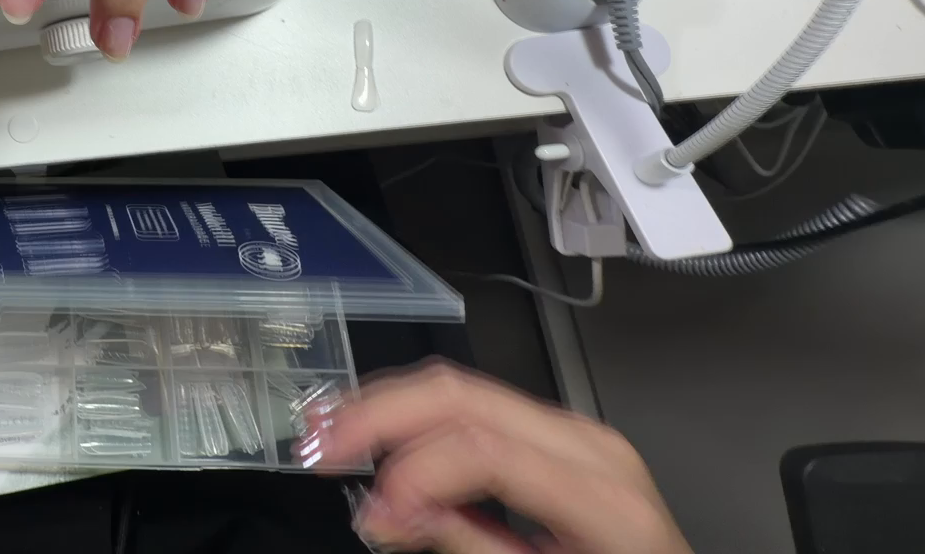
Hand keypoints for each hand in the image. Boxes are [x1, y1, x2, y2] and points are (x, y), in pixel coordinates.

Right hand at [321, 362, 691, 553]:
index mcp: (606, 497)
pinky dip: (407, 412)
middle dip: (377, 414)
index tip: (370, 512)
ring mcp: (567, 427)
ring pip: (451, 386)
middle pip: (459, 396)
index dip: (413, 472)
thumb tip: (382, 512)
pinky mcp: (544, 429)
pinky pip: (464, 403)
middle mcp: (585, 442)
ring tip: (327, 427)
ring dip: (380, 405)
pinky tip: (369, 425)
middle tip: (319, 442)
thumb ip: (467, 545)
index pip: (483, 450)